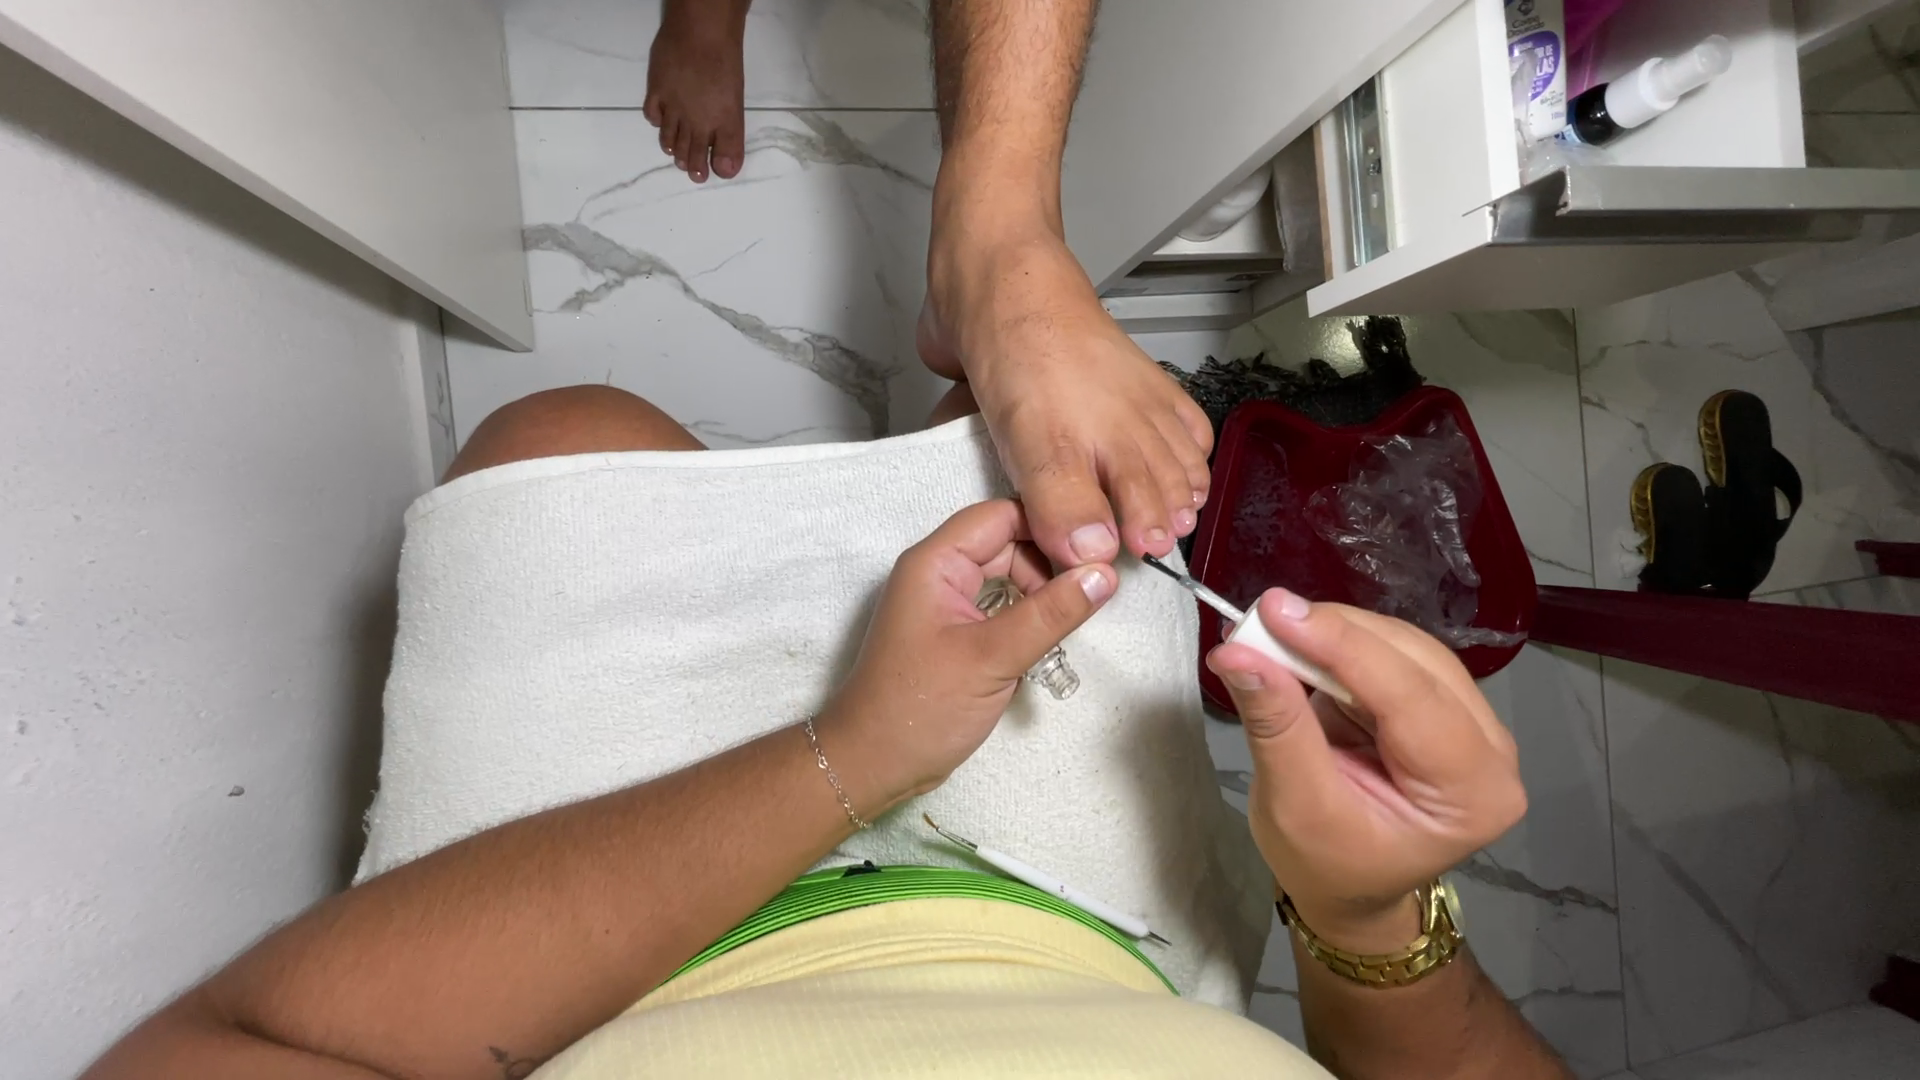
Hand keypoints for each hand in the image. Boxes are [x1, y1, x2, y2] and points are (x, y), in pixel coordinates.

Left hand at [819, 500, 1114, 815]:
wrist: (874, 764)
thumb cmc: (924, 706)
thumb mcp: (993, 656)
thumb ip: (1051, 613)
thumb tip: (1106, 574)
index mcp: (936, 561)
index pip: (1002, 515)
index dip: (1051, 526)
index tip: (1097, 554)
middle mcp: (939, 571)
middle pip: (1008, 542)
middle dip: (1050, 564)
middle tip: (1093, 594)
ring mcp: (946, 601)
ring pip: (1007, 574)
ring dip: (1041, 592)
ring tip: (1071, 621)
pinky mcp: (955, 630)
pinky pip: (999, 603)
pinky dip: (1026, 615)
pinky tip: (1049, 638)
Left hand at [920, 233, 1214, 568]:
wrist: (1000, 278)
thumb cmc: (1020, 355)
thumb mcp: (1036, 446)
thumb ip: (1065, 505)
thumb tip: (1096, 557)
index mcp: (1123, 446)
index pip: (1151, 507)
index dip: (1144, 536)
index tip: (1135, 557)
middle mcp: (1135, 422)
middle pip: (1165, 480)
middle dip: (1160, 515)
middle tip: (1150, 544)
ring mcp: (1127, 395)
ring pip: (1165, 447)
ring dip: (1169, 481)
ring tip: (1168, 511)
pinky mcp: (1105, 376)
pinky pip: (1162, 412)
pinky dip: (1174, 436)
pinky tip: (1170, 449)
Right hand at [1206, 591, 1525, 950]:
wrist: (1346, 887)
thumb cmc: (1325, 863)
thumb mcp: (1293, 804)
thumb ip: (1275, 725)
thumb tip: (1235, 653)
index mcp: (1472, 792)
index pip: (1410, 696)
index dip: (1341, 645)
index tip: (1273, 609)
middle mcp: (1489, 748)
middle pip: (1413, 660)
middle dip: (1335, 633)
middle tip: (1260, 619)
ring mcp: (1466, 722)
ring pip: (1401, 646)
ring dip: (1333, 632)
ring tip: (1269, 633)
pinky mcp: (1433, 704)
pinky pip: (1387, 653)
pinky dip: (1335, 643)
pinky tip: (1296, 646)